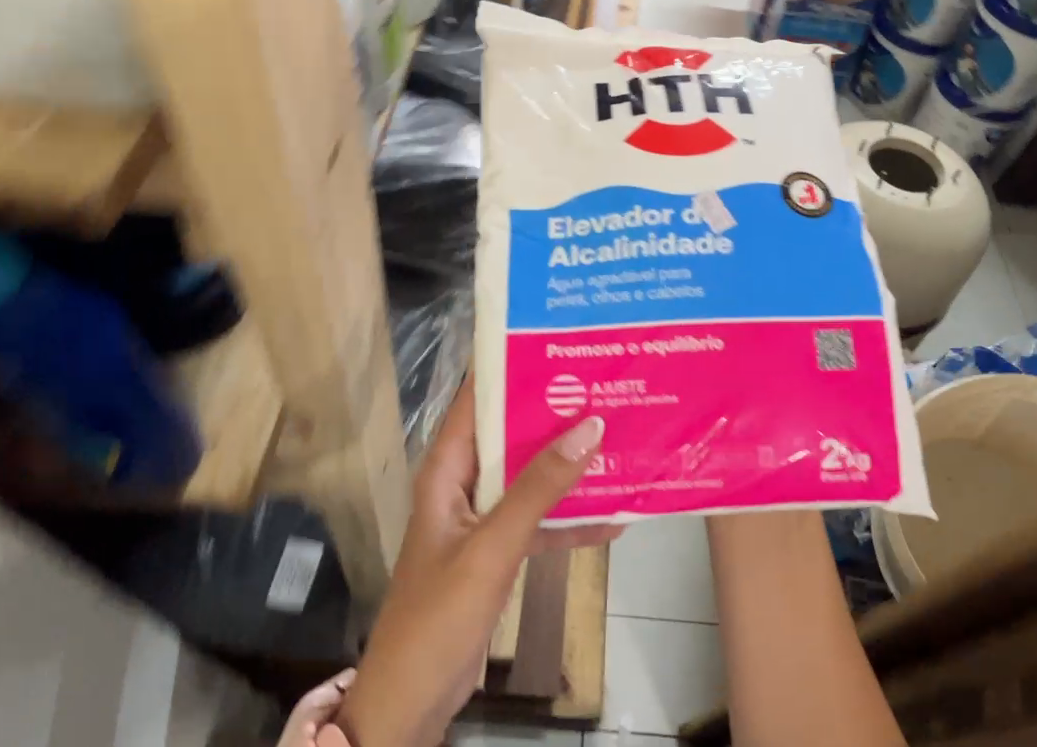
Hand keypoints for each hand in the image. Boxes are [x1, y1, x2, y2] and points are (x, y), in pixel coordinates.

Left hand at [334, 377, 619, 746]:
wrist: (414, 696)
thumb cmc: (439, 613)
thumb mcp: (491, 546)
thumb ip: (538, 489)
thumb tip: (589, 426)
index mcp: (447, 469)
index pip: (478, 400)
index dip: (513, 367)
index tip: (560, 340)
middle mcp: (464, 484)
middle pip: (512, 434)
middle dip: (556, 412)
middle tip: (608, 383)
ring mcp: (483, 519)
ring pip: (531, 477)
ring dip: (570, 464)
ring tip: (622, 437)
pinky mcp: (499, 551)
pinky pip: (540, 522)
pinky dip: (571, 519)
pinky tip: (617, 517)